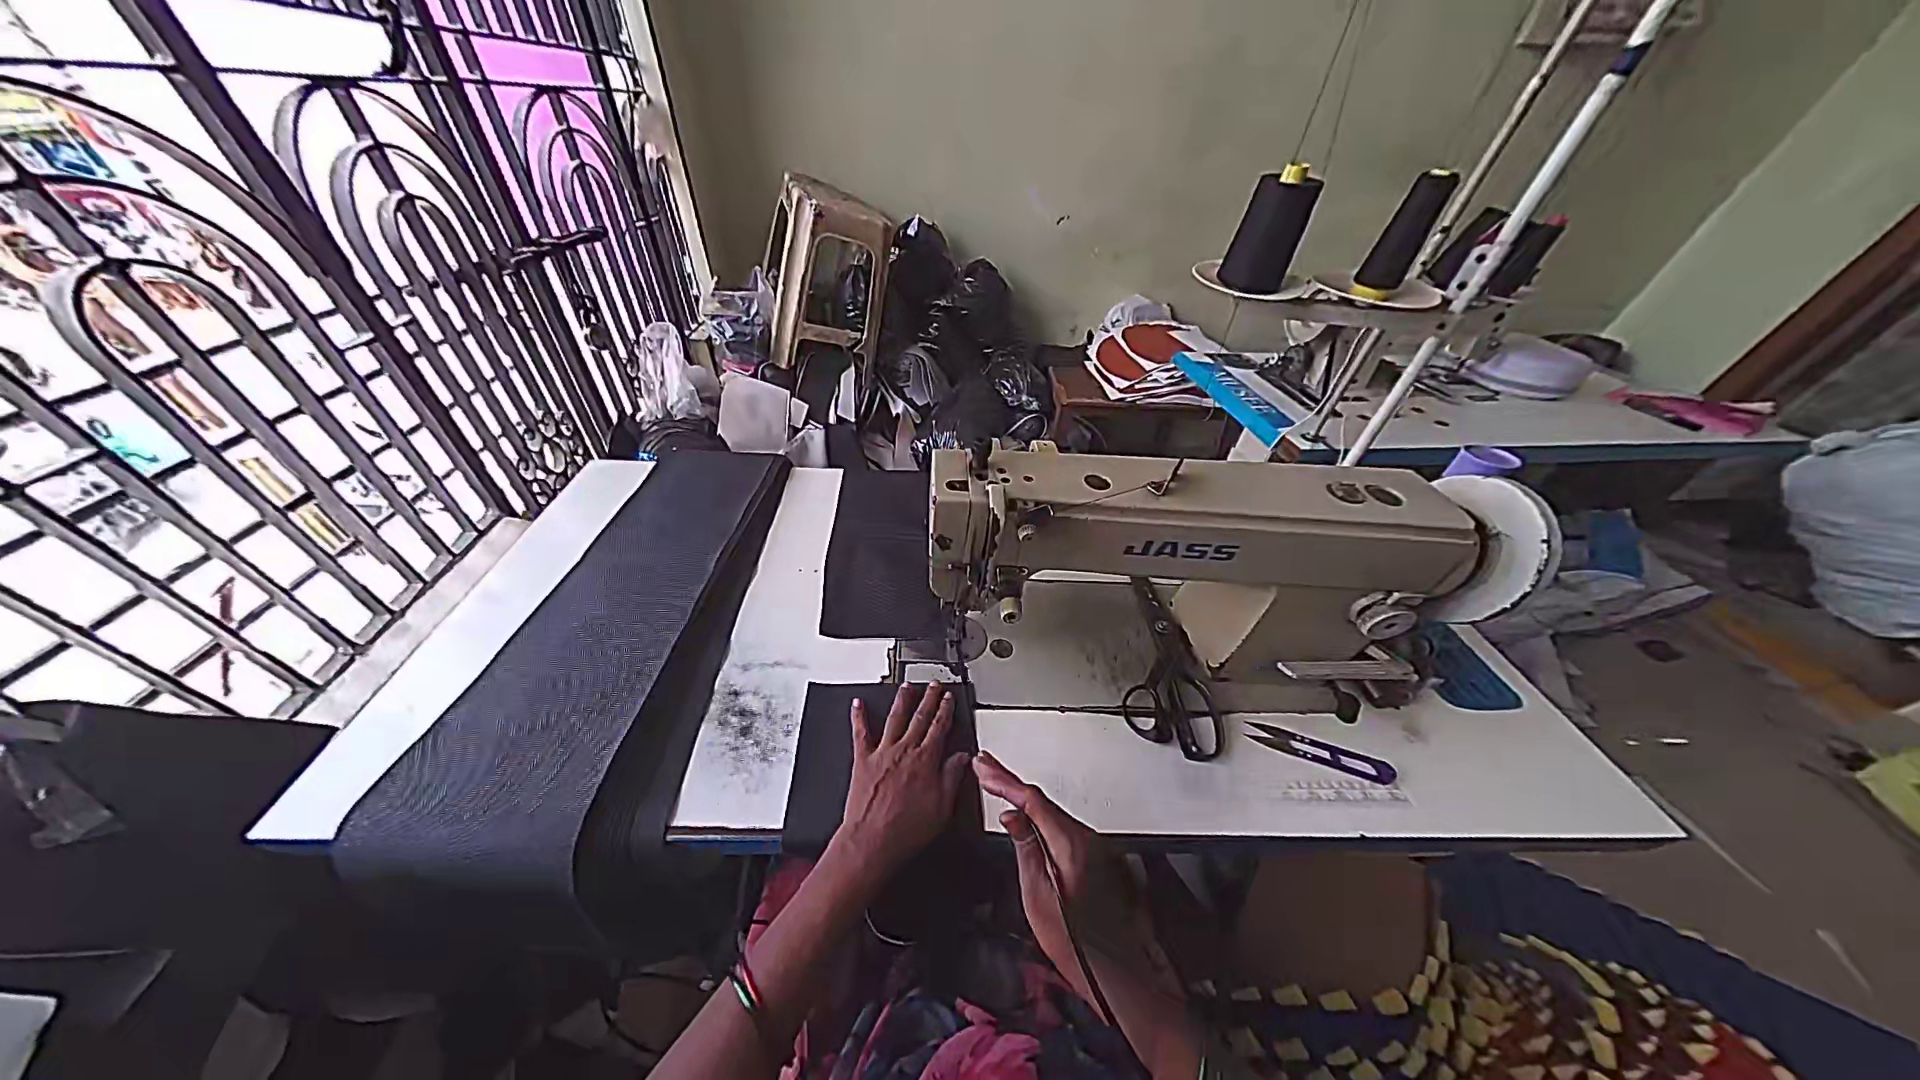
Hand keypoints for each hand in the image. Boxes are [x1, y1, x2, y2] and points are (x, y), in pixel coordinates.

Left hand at [831, 683, 970, 881]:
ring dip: (902, 700)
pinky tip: (857, 705)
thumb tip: (962, 759)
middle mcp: (904, 751)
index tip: (948, 698)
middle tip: (932, 686)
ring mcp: (882, 753)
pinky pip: (860, 733)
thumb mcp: (942, 807)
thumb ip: (952, 777)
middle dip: (928, 699)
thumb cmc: (905, 830)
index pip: (939, 727)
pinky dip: (858, 717)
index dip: (945, 710)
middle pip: (919, 717)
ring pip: (894, 718)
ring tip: (906, 687)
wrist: (872, 841)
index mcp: (925, 761)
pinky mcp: (862, 761)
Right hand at [973, 752, 1174, 1003]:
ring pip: (1052, 811)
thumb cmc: (1077, 942)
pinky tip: (1027, 808)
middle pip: (1043, 801)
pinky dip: (1041, 812)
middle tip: (986, 766)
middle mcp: (1087, 840)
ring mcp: (1094, 846)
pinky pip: (1063, 823)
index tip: (985, 768)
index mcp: (1070, 845)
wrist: (1115, 969)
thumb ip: (1025, 848)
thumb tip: (1012, 817)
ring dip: (1025, 796)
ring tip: (999, 781)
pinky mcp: (1096, 855)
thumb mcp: (1037, 896)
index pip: (1032, 801)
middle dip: (1011, 782)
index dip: (1005, 781)